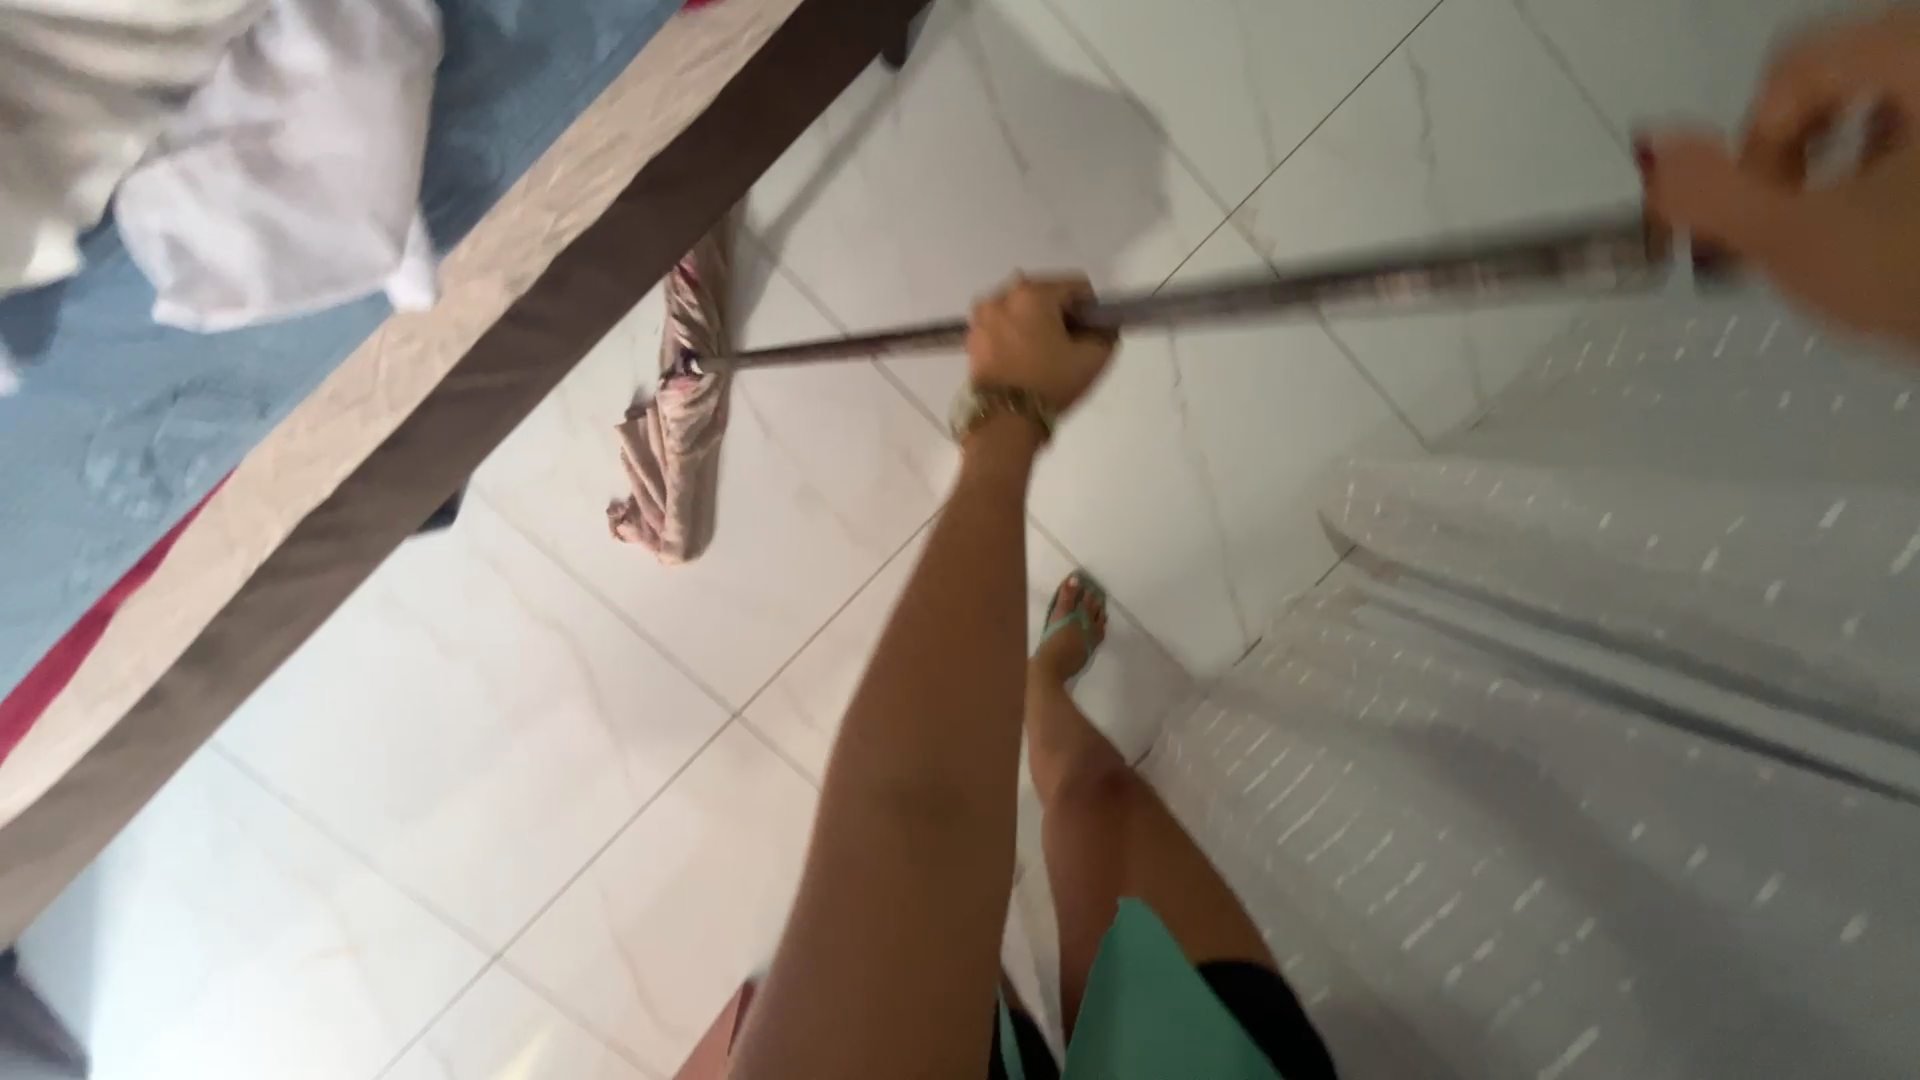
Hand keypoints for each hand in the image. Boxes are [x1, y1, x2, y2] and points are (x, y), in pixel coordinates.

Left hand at [966, 275, 1116, 412]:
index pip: (1076, 287)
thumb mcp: (1093, 358)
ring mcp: (981, 317)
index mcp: (1033, 292)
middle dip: (1057, 315)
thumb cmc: (1050, 383)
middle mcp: (1002, 296)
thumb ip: (1105, 333)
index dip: (1089, 310)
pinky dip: (1012, 336)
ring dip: (1032, 324)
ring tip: (1040, 354)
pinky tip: (1021, 359)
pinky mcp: (971, 338)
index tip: (1089, 334)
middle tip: (1065, 347)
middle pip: (1044, 295)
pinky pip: (1000, 327)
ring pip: (1020, 311)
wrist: (1005, 420)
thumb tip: (1100, 327)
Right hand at [1641, 8, 1919, 347]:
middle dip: (1797, 146)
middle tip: (1794, 215)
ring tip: (1847, 219)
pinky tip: (1897, 215)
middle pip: (1844, 71)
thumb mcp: (1791, 237)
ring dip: (1848, 152)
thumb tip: (1650, 144)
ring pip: (1892, 92)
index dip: (1753, 139)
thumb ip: (1708, 192)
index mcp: (1916, 57)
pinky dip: (1898, 159)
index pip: (1799, 66)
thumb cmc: (1910, 270)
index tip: (1760, 207)